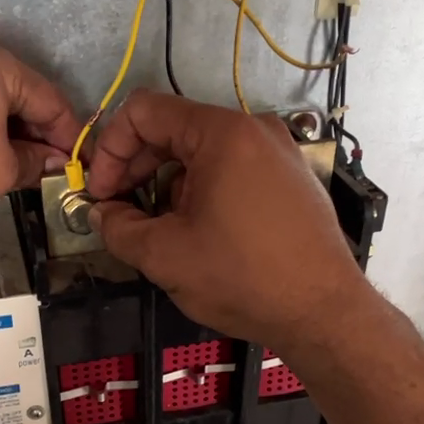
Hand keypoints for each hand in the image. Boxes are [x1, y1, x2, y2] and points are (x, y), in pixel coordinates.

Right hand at [85, 90, 373, 353]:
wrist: (323, 312)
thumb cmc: (242, 278)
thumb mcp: (164, 257)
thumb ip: (119, 228)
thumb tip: (103, 215)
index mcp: (222, 133)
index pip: (144, 111)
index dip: (109, 150)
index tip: (100, 195)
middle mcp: (254, 130)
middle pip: (174, 130)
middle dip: (137, 170)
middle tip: (120, 215)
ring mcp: (279, 153)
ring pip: (202, 154)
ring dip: (169, 187)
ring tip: (161, 233)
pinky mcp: (292, 180)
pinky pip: (233, 171)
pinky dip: (203, 193)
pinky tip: (200, 235)